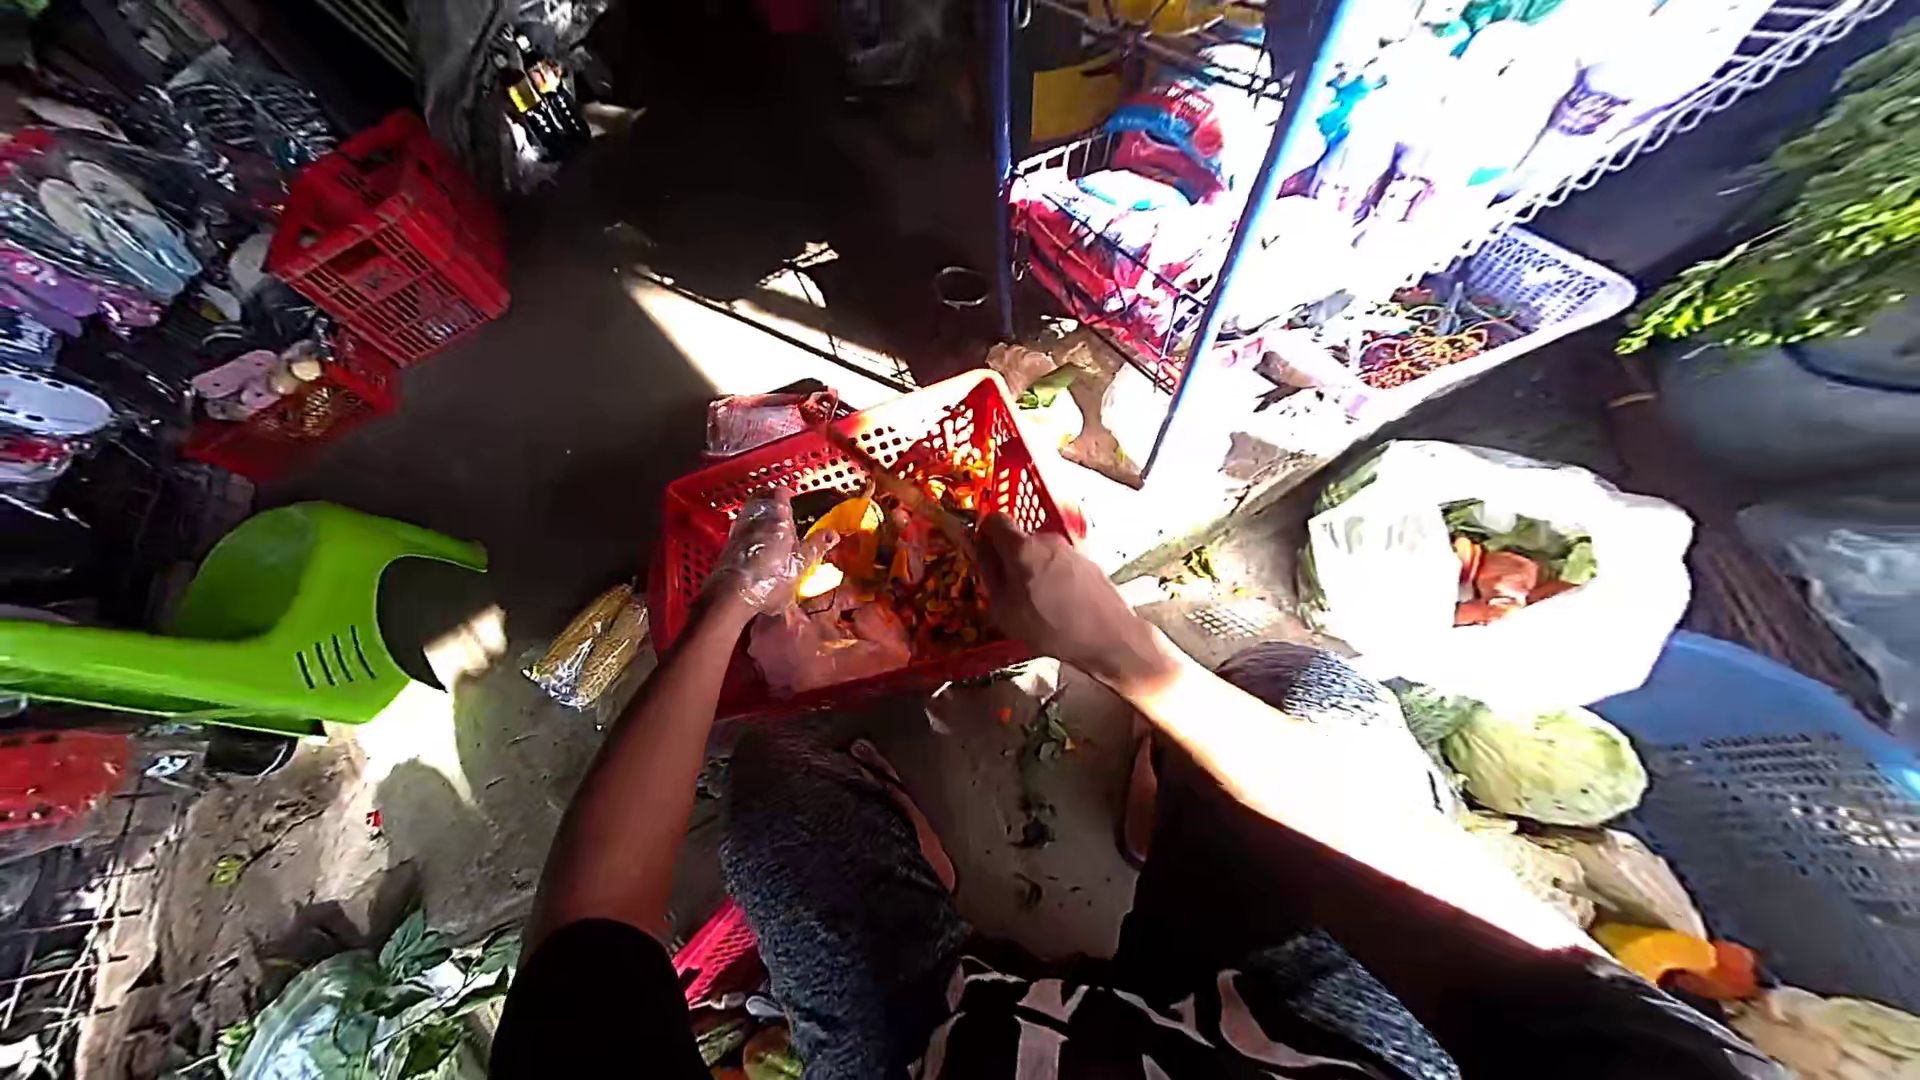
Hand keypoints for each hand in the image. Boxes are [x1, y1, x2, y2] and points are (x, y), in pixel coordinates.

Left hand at [707, 489, 836, 616]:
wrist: (732, 595)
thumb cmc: (772, 577)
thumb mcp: (801, 565)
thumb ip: (816, 546)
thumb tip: (833, 533)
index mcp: (777, 518)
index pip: (779, 493)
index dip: (786, 492)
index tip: (792, 495)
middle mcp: (756, 518)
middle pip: (761, 497)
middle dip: (770, 497)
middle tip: (781, 504)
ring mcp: (740, 530)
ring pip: (750, 511)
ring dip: (759, 511)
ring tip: (770, 521)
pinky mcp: (728, 544)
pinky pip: (742, 526)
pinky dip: (750, 526)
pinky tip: (756, 539)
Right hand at [978, 514, 1174, 691]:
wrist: (1109, 637)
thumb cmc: (1050, 627)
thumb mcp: (1004, 609)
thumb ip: (990, 575)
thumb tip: (983, 552)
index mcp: (1021, 547)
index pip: (995, 519)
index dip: (985, 533)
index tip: (985, 554)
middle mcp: (1047, 539)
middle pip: (1020, 539)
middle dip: (1011, 558)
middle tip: (1010, 589)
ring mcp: (1071, 549)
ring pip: (1041, 552)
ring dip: (1034, 569)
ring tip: (1038, 602)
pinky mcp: (1089, 561)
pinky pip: (1061, 563)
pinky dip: (1055, 576)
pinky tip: (1061, 604)